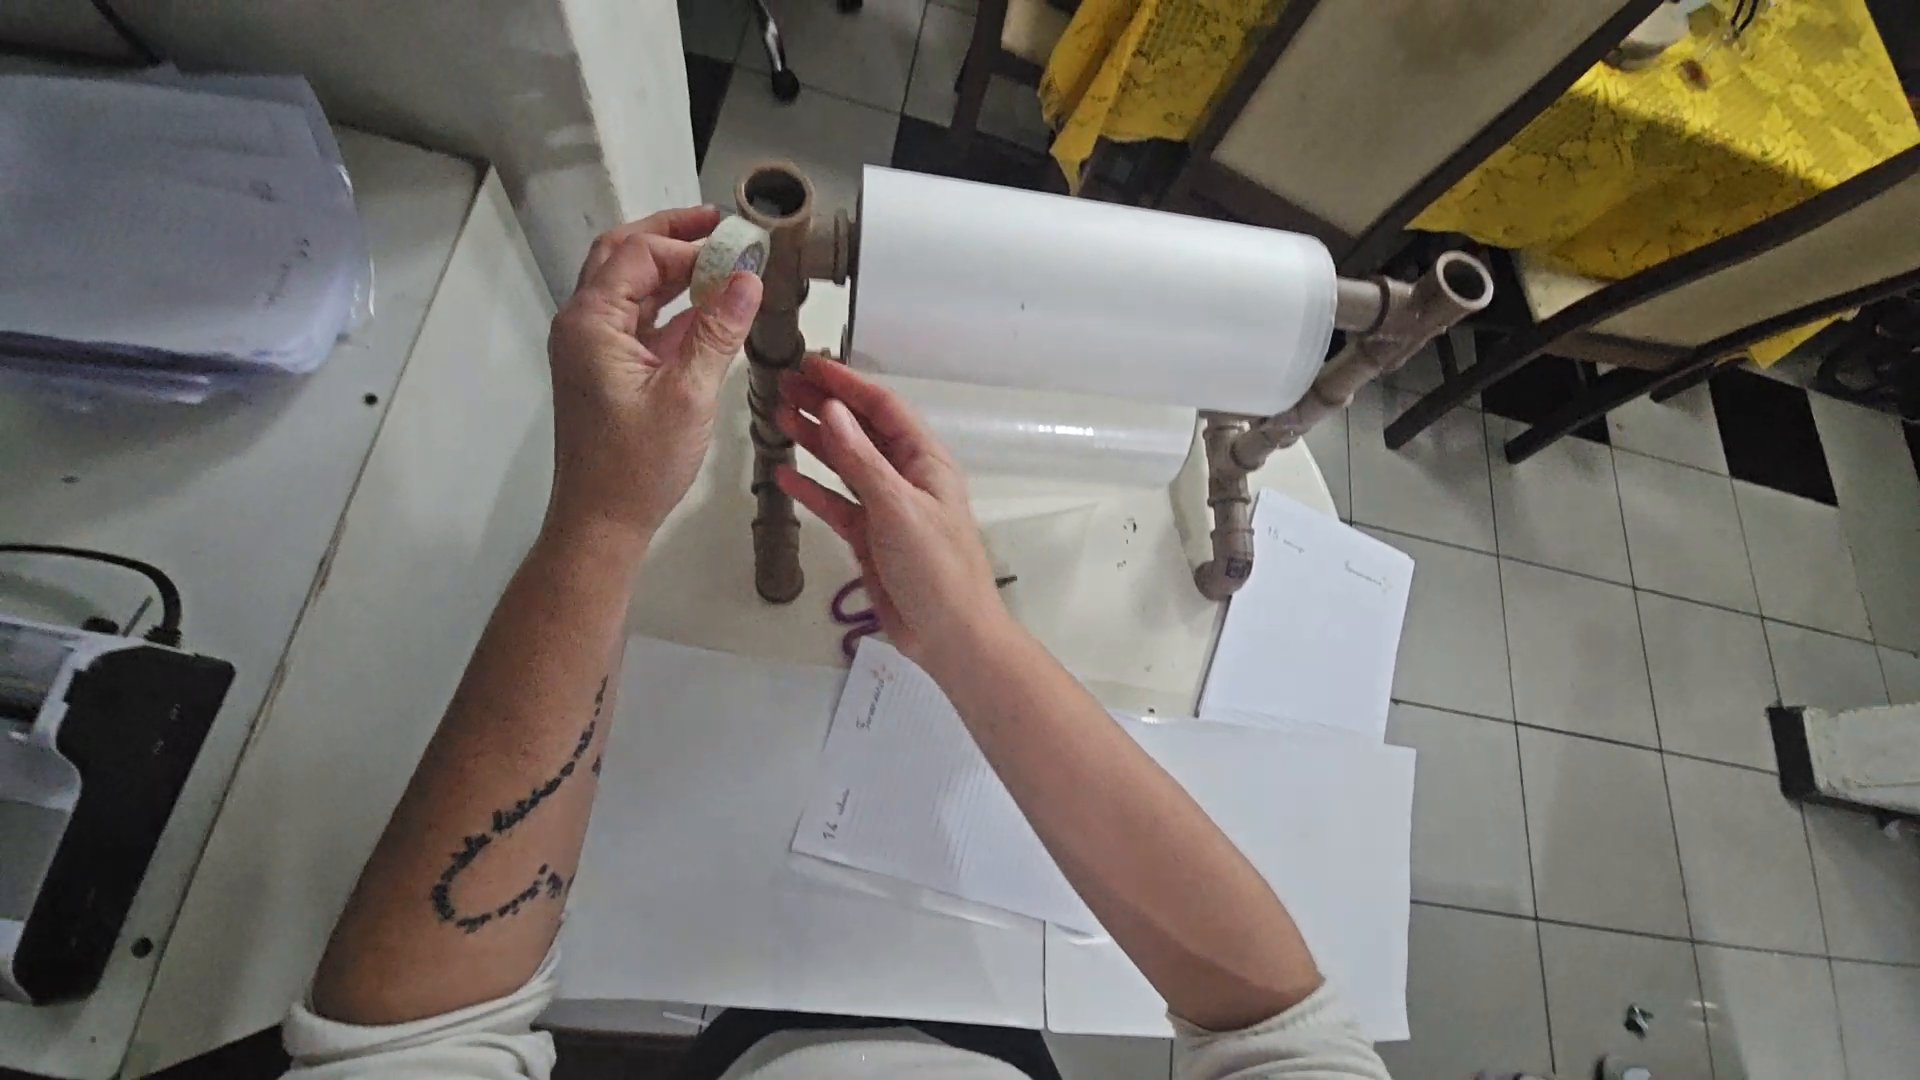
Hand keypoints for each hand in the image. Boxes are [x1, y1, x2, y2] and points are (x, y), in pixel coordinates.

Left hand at [545, 206, 763, 549]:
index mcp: (592, 322)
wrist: (603, 520)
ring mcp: (595, 348)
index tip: (739, 246)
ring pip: (632, 288)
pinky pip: (642, 323)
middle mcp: (585, 325)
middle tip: (720, 224)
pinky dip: (674, 309)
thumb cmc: (639, 465)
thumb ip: (717, 332)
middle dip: (671, 236)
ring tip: (720, 257)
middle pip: (624, 257)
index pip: (639, 254)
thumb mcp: (688, 395)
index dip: (689, 243)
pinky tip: (709, 307)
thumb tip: (749, 280)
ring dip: (673, 270)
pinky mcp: (610, 371)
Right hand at [774, 355, 1009, 669]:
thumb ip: (861, 460)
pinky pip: (837, 505)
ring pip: (846, 464)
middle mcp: (906, 477)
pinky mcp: (871, 536)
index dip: (846, 384)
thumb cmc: (935, 567)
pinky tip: (785, 476)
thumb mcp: (898, 507)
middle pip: (861, 431)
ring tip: (779, 418)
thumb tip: (831, 409)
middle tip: (783, 386)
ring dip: (816, 442)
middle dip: (825, 406)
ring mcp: (887, 507)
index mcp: (925, 461)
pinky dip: (813, 490)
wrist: (948, 633)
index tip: (809, 365)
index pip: (883, 408)